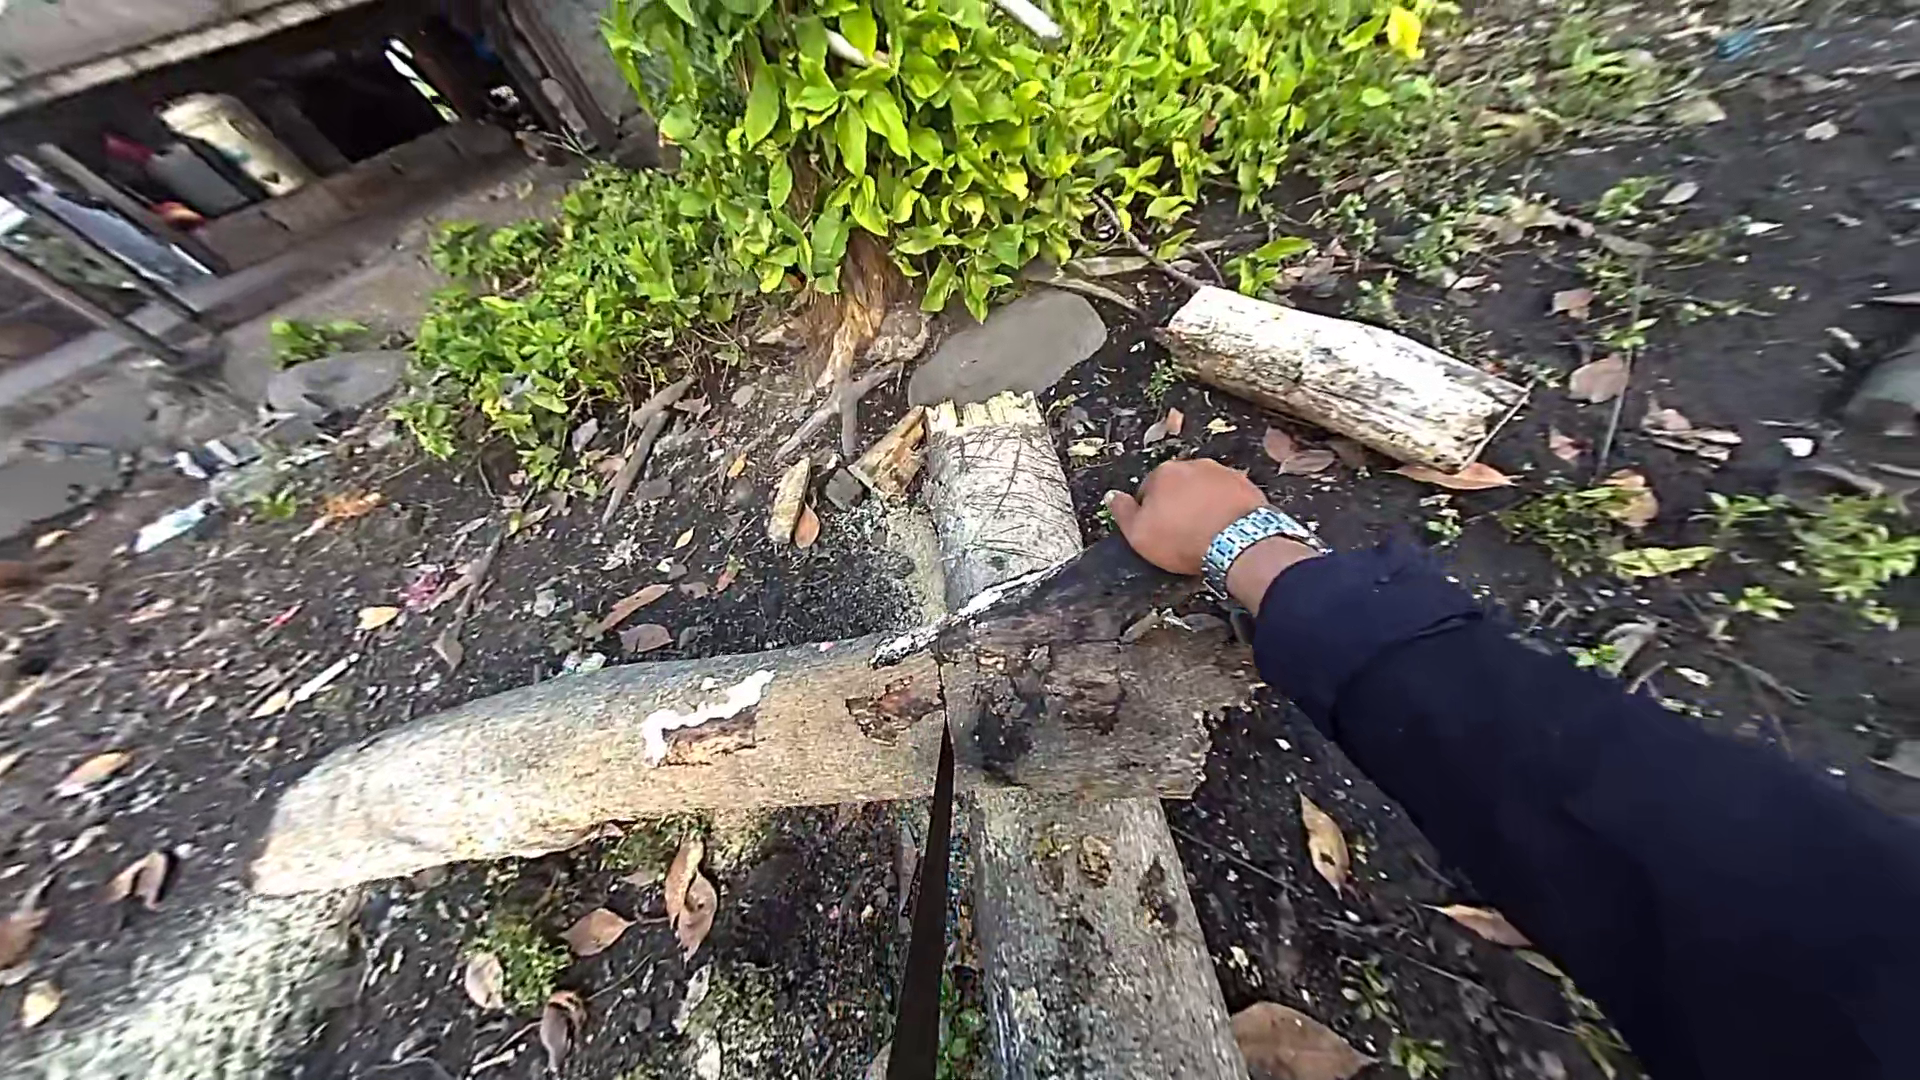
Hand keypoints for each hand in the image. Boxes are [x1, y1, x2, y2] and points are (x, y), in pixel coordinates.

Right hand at [1103, 459, 1268, 575]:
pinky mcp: (1245, 485)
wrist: (1237, 543)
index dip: (1150, 513)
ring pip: (1203, 490)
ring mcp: (1222, 473)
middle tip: (1180, 533)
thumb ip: (1122, 512)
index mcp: (1163, 473)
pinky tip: (1221, 529)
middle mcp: (1192, 465)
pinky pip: (1227, 497)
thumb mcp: (1138, 534)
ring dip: (1200, 505)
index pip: (1147, 490)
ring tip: (1203, 532)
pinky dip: (1223, 508)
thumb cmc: (1184, 539)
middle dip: (1176, 505)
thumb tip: (1113, 497)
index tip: (1157, 530)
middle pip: (1177, 487)